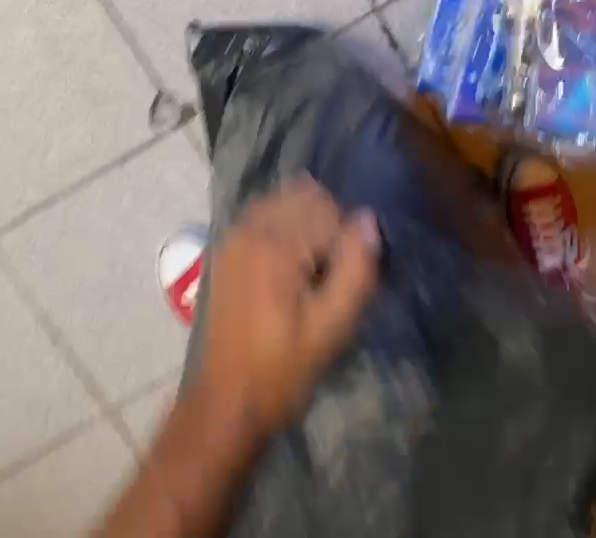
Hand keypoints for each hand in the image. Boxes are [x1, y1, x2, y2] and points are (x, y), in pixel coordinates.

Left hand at [194, 177, 380, 439]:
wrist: (226, 400)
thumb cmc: (283, 370)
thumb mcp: (332, 327)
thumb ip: (356, 268)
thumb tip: (368, 219)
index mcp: (276, 245)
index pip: (330, 210)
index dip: (348, 241)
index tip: (345, 279)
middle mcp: (250, 228)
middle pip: (305, 195)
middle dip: (327, 224)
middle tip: (330, 273)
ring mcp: (234, 235)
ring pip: (284, 200)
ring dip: (306, 222)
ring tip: (312, 269)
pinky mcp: (226, 248)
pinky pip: (264, 214)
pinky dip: (284, 226)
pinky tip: (290, 265)